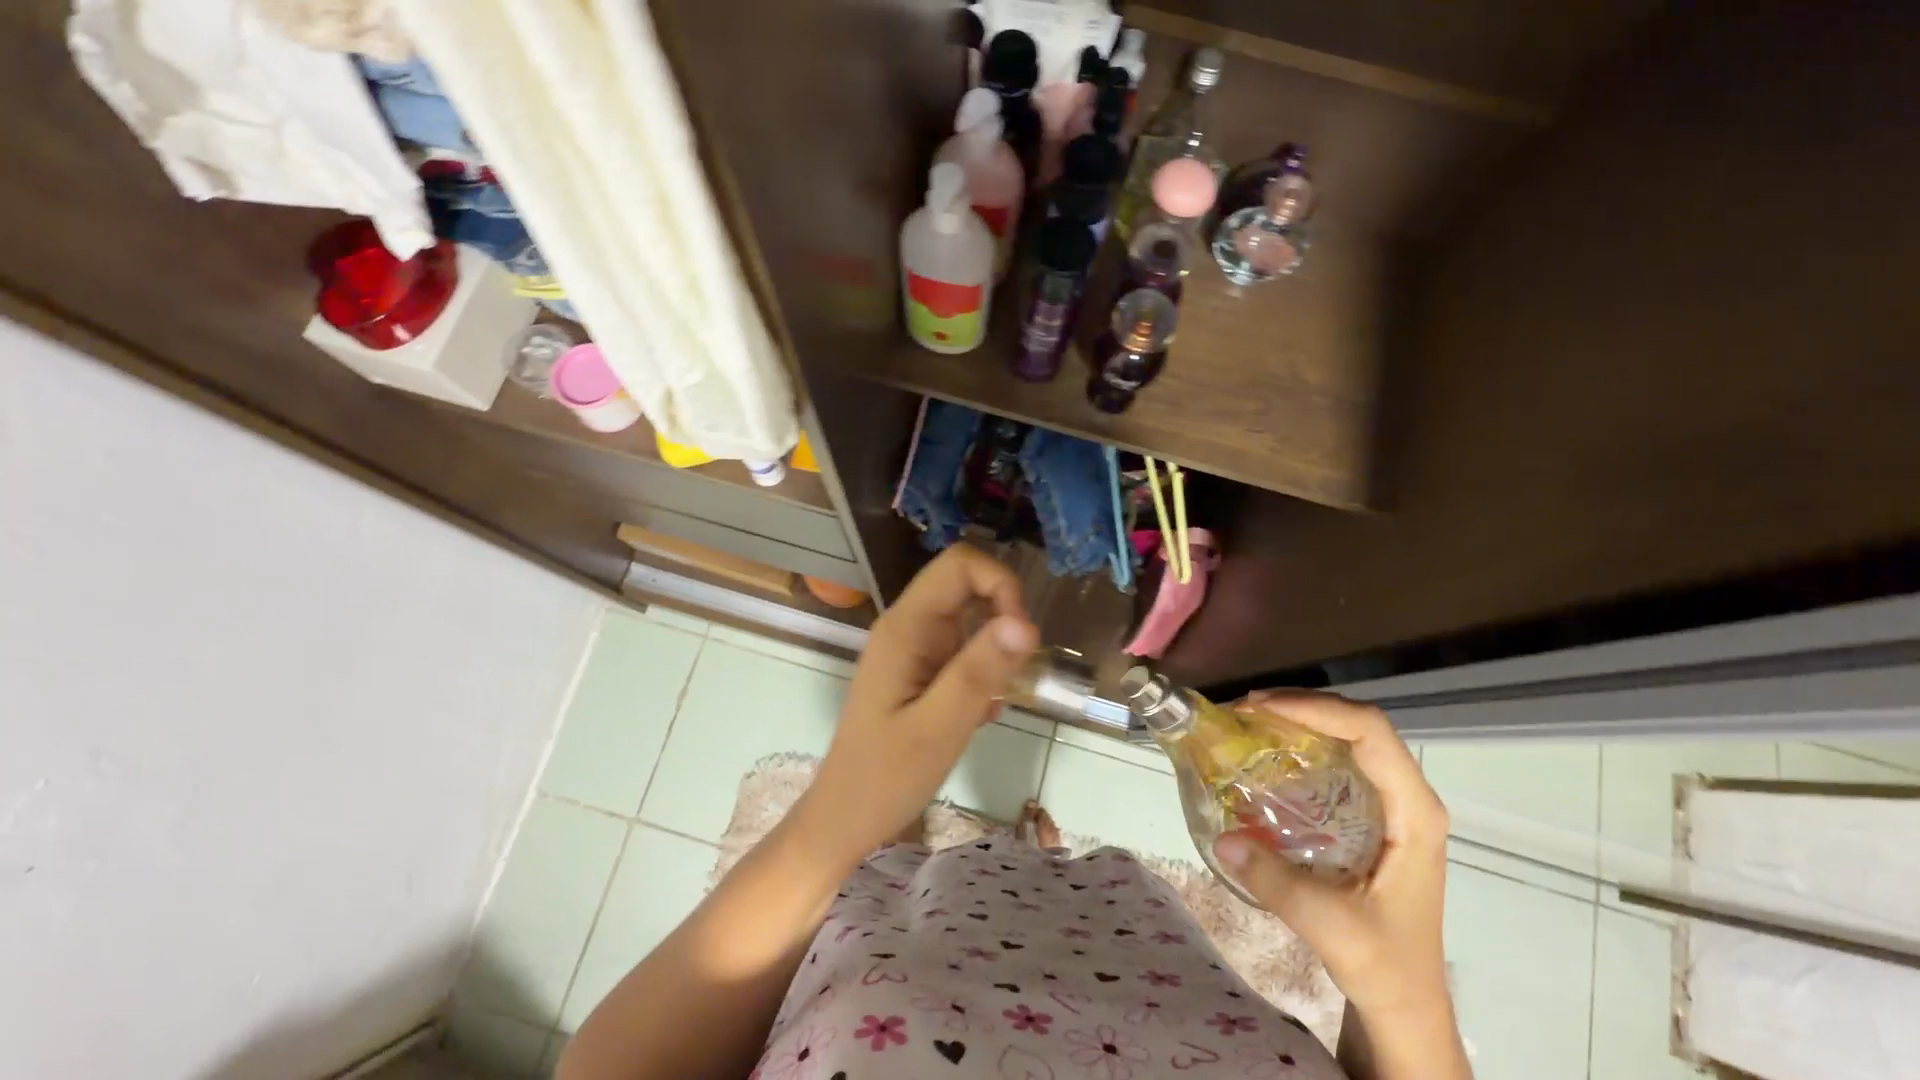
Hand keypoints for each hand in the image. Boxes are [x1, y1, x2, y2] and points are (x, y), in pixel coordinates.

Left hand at [801, 547, 1038, 863]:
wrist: (844, 819)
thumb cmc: (887, 778)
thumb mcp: (940, 728)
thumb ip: (979, 671)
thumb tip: (1025, 621)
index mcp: (905, 628)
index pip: (960, 565)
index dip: (1000, 585)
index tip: (1021, 636)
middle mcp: (907, 627)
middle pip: (966, 586)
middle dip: (1003, 617)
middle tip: (1014, 672)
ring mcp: (911, 650)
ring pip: (968, 619)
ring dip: (994, 650)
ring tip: (995, 700)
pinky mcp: (917, 673)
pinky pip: (961, 651)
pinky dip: (982, 672)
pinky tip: (981, 714)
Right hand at [1212, 691, 1450, 1019]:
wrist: (1405, 1002)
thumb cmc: (1384, 964)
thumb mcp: (1330, 926)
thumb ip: (1276, 882)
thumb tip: (1222, 836)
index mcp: (1414, 813)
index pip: (1371, 734)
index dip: (1317, 710)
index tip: (1261, 709)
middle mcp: (1408, 798)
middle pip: (1359, 726)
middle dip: (1301, 707)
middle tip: (1244, 712)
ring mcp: (1392, 806)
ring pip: (1350, 739)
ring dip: (1300, 722)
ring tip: (1249, 724)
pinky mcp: (1373, 818)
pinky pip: (1340, 763)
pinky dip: (1303, 747)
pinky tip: (1268, 757)